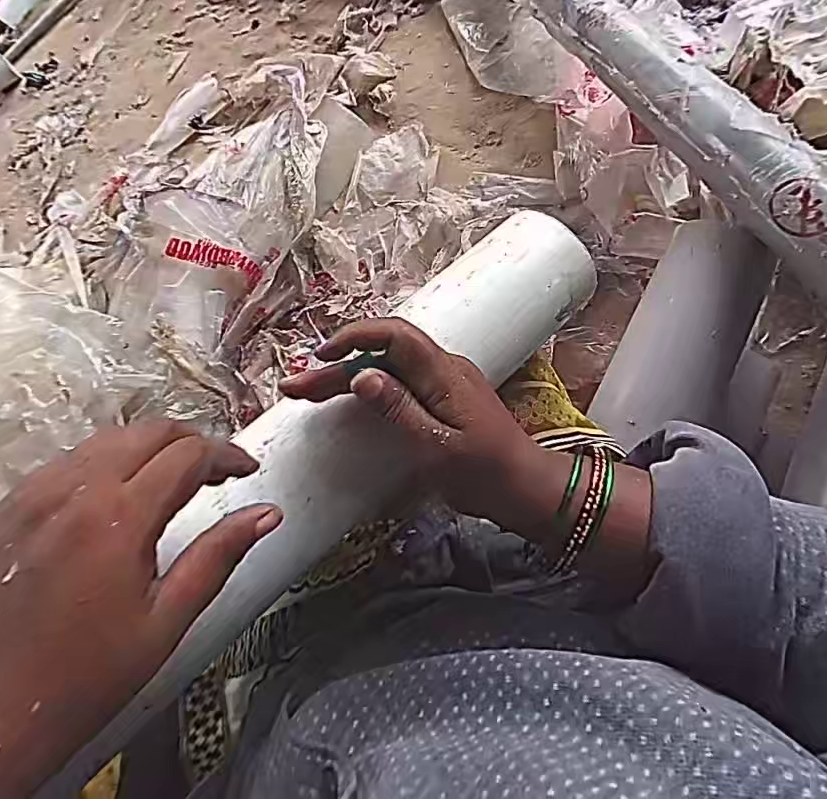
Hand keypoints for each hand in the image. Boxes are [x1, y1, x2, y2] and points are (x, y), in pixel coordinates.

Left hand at [0, 420, 280, 797]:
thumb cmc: (71, 686)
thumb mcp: (159, 629)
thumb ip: (216, 559)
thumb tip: (266, 515)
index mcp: (118, 514)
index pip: (188, 454)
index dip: (226, 453)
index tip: (246, 468)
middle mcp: (74, 487)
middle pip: (148, 432)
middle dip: (190, 441)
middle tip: (213, 470)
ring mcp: (31, 492)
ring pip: (104, 441)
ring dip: (145, 449)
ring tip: (166, 480)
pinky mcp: (2, 507)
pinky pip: (64, 464)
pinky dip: (101, 464)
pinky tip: (107, 500)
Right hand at [279, 319, 654, 601]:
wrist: (531, 492)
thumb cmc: (489, 474)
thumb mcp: (440, 448)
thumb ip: (399, 409)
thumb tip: (360, 376)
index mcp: (443, 372)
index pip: (394, 335)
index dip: (354, 337)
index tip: (320, 356)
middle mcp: (441, 368)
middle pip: (380, 353)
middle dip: (336, 365)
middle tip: (296, 387)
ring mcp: (440, 382)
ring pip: (384, 368)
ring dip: (346, 377)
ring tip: (308, 392)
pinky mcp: (439, 398)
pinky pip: (397, 383)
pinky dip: (365, 389)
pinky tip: (346, 399)